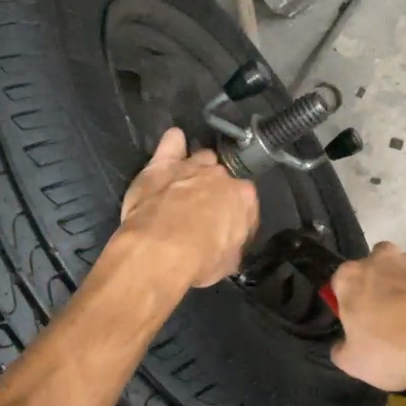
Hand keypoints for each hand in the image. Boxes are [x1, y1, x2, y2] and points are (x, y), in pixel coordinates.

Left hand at [116, 128, 259, 287]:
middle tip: (202, 213)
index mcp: (243, 198)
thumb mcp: (228, 262)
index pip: (246, 203)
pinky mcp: (163, 164)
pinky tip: (174, 144)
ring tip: (187, 185)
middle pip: (222, 178)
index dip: (236, 217)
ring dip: (198, 169)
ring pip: (201, 158)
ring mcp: (191, 166)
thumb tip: (230, 246)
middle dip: (215, 192)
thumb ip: (233, 245)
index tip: (226, 231)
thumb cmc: (199, 260)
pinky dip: (174, 143)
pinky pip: (172, 143)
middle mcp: (221, 176)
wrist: (160, 249)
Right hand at [328, 242, 405, 391]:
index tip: (360, 320)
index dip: (350, 301)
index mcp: (350, 277)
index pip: (341, 282)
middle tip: (389, 314)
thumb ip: (341, 350)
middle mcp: (380, 258)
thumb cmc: (390, 349)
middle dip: (382, 283)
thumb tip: (342, 346)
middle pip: (376, 266)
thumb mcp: (353, 363)